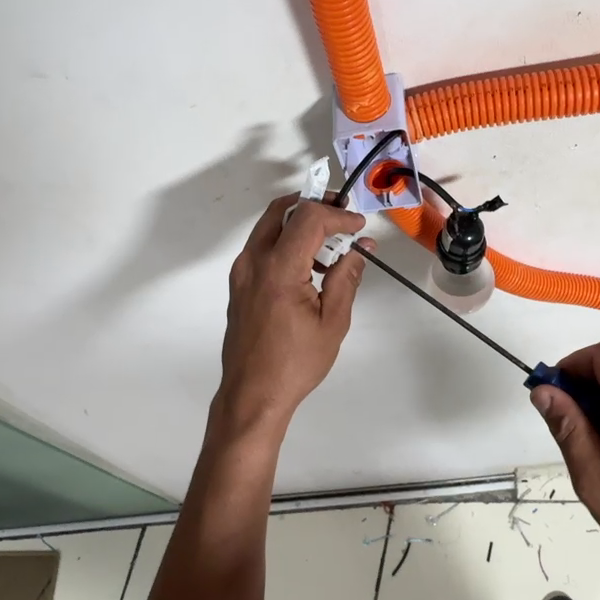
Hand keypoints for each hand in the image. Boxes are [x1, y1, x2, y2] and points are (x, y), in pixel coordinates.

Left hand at [213, 194, 367, 433]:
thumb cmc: (296, 363)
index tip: (360, 227)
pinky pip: (262, 247)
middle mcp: (253, 262)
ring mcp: (241, 272)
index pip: (308, 218)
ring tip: (332, 243)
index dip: (338, 215)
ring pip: (268, 226)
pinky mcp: (239, 284)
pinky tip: (310, 264)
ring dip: (300, 223)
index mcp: (278, 269)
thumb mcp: (332, 322)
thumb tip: (357, 251)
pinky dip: (286, 241)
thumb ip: (345, 279)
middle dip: (315, 205)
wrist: (252, 393)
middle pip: (281, 210)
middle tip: (343, 215)